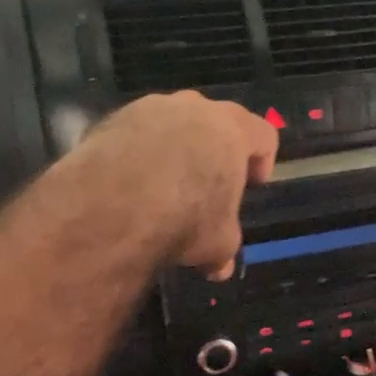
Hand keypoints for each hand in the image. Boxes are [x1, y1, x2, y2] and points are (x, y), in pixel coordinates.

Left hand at [77, 91, 277, 279]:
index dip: (262, 161)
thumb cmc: (185, 218)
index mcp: (232, 130)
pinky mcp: (113, 119)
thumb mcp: (218, 244)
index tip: (252, 185)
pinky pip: (136, 133)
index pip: (263, 135)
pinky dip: (139, 153)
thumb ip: (225, 247)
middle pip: (215, 122)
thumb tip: (220, 267)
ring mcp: (150, 107)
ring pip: (172, 123)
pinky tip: (131, 184)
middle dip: (215, 151)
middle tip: (209, 184)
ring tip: (165, 186)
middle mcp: (194, 108)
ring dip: (174, 148)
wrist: (113, 207)